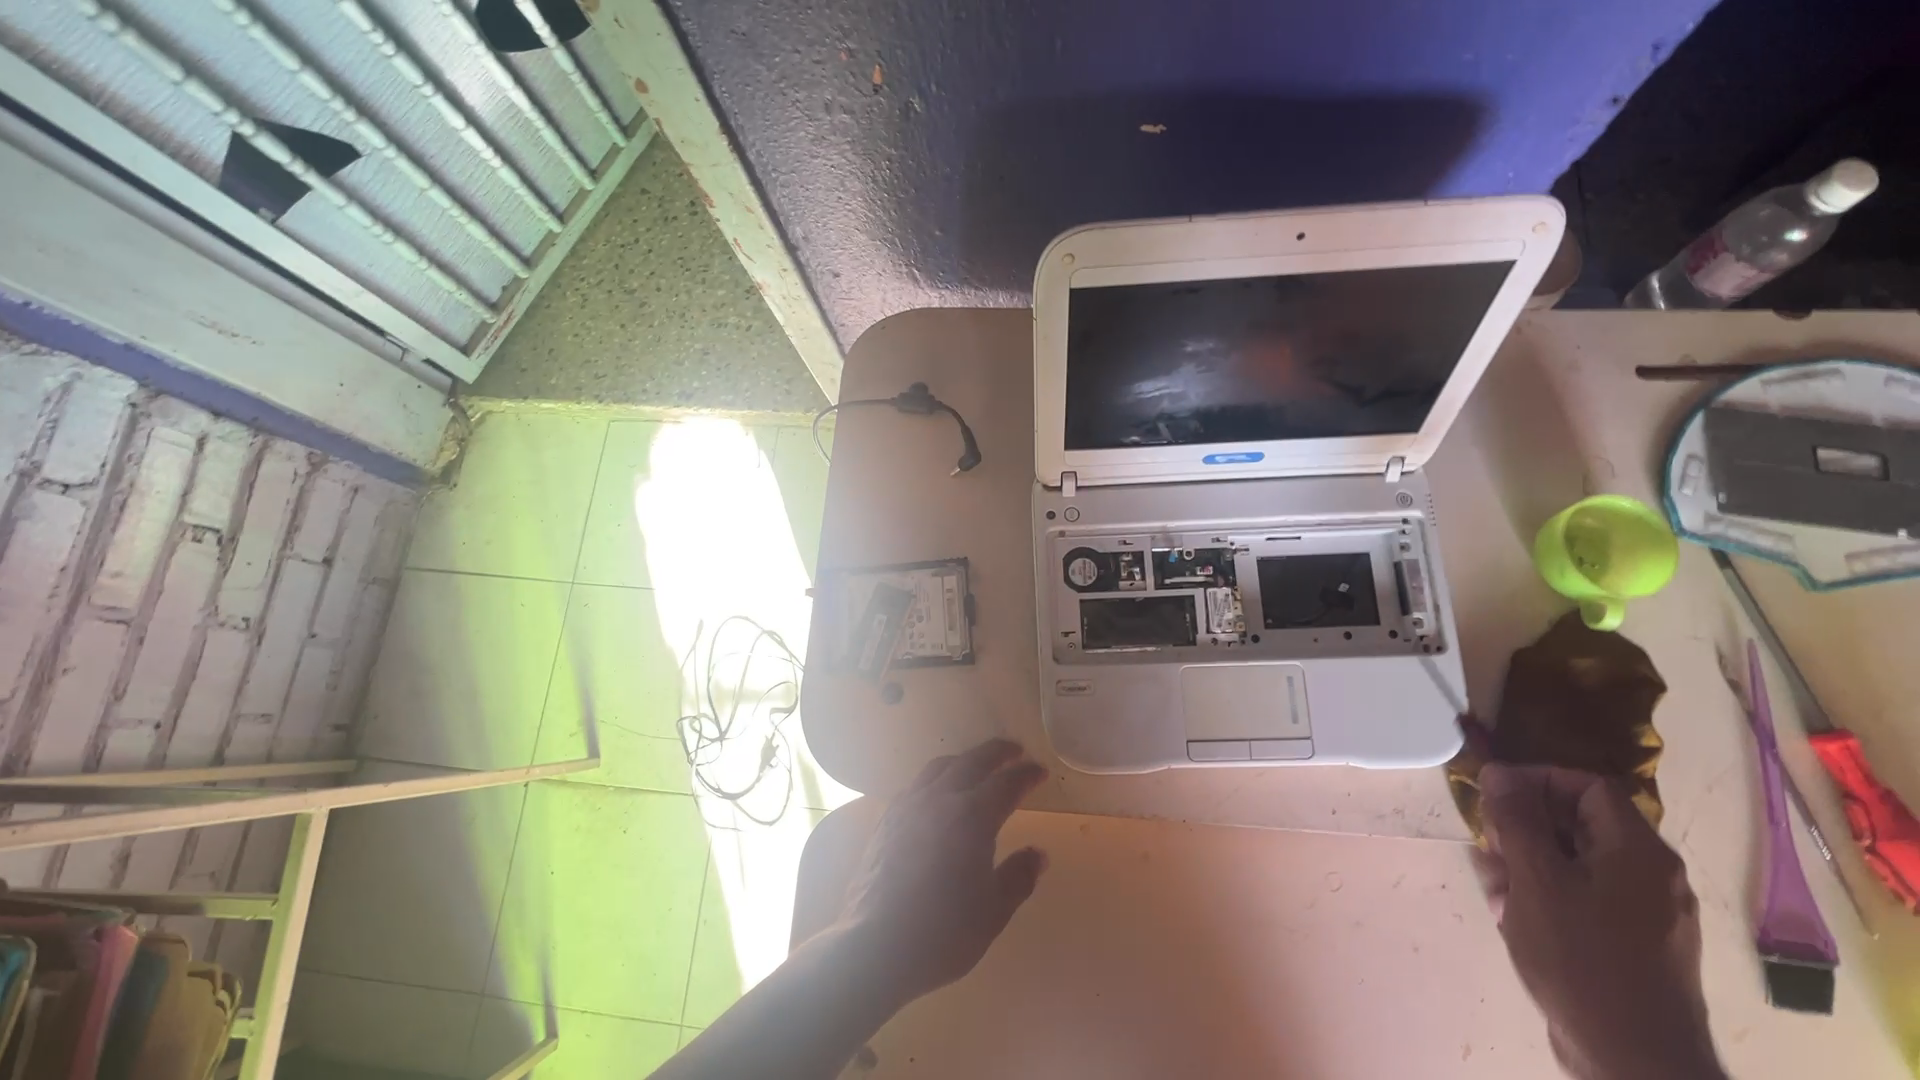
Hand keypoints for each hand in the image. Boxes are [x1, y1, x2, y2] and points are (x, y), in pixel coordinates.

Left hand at [836, 739, 1048, 1003]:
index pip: (1006, 783)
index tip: (1040, 772)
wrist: (876, 945)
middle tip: (1014, 751)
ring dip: (963, 760)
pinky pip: (916, 784)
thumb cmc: (944, 932)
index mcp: (973, 817)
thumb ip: (1018, 877)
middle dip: (997, 752)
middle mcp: (940, 800)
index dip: (1026, 774)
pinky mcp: (885, 820)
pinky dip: (936, 778)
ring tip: (975, 766)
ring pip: (939, 767)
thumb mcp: (994, 911)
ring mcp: (908, 806)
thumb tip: (1038, 854)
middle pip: (972, 761)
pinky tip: (937, 795)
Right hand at [1479, 764, 1725, 1079]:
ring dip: (1527, 867)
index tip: (1493, 794)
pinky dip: (1547, 899)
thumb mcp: (1536, 879)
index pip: (1588, 786)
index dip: (1537, 780)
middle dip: (1524, 830)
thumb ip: (1516, 820)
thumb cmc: (1581, 958)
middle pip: (1579, 825)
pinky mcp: (1633, 946)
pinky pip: (1585, 901)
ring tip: (1494, 892)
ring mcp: (1646, 913)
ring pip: (1576, 865)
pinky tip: (1513, 919)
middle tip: (1487, 848)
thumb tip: (1500, 772)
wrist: (1632, 1058)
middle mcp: (1652, 875)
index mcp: (1639, 851)